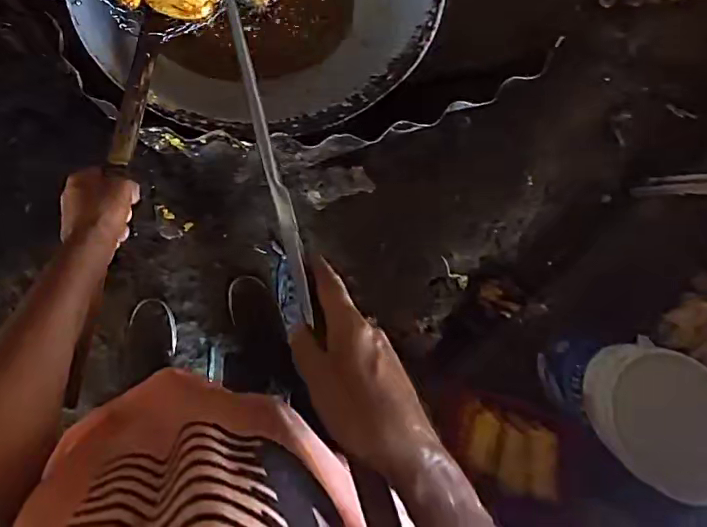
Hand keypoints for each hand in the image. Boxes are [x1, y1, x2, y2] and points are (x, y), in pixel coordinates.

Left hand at [60, 168, 140, 251]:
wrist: (91, 246)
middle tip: (126, 209)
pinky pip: (95, 229)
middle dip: (116, 203)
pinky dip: (105, 232)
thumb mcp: (126, 188)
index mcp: (78, 178)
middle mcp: (69, 195)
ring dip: (113, 220)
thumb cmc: (106, 211)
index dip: (119, 181)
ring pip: (100, 213)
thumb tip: (131, 190)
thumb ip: (129, 184)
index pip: (103, 172)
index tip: (129, 191)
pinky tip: (114, 238)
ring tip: (122, 227)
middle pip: (101, 195)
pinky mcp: (75, 236)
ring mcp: (70, 217)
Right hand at [288, 257, 445, 482]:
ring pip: (353, 331)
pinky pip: (364, 349)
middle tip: (300, 310)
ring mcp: (386, 348)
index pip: (331, 284)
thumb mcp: (318, 381)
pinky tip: (341, 373)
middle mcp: (370, 327)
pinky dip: (348, 350)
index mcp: (350, 323)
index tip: (307, 254)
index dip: (317, 268)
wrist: (408, 452)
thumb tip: (298, 325)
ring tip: (317, 349)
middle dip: (322, 307)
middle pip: (342, 308)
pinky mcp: (394, 369)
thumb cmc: (356, 412)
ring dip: (335, 334)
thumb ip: (304, 349)